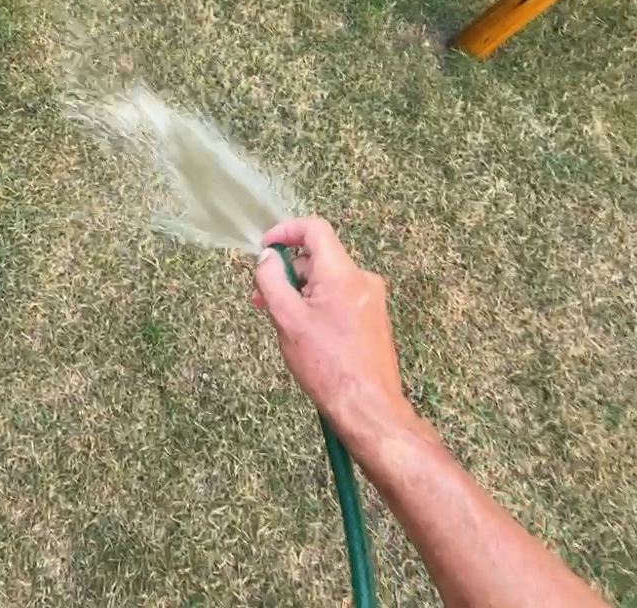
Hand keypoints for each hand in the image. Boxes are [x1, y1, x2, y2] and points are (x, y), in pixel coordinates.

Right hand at [252, 217, 429, 454]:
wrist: (368, 408)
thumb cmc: (327, 365)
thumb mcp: (287, 318)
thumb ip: (271, 280)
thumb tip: (267, 258)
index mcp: (342, 273)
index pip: (314, 228)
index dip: (285, 231)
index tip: (264, 249)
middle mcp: (362, 279)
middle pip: (318, 257)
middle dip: (287, 271)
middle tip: (262, 296)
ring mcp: (371, 299)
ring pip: (327, 279)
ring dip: (300, 291)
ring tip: (281, 319)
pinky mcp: (373, 318)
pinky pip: (339, 296)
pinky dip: (317, 304)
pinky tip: (304, 331)